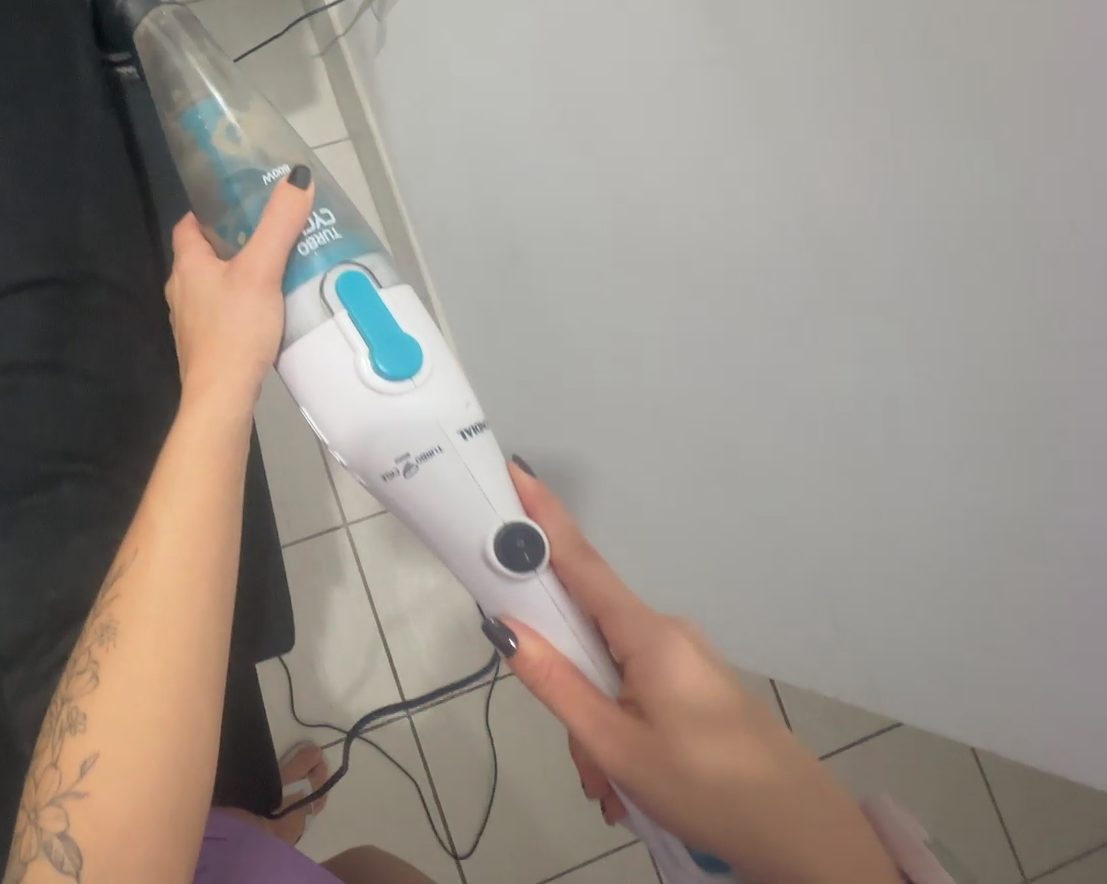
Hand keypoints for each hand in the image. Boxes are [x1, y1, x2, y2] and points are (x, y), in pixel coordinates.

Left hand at [164, 165, 314, 410]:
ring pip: (213, 285)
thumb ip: (280, 224)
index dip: (209, 211)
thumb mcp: (262, 270)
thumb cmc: (235, 328)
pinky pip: (220, 312)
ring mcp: (190, 321)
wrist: (222, 394)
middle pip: (203, 255)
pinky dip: (239, 303)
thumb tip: (297, 177)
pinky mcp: (203, 344)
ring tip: (274, 267)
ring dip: (237, 274)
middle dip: (232, 242)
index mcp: (187, 265)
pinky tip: (266, 308)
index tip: (239, 204)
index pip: (188, 225)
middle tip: (268, 233)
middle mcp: (181, 290)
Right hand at [496, 462, 901, 883]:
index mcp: (646, 634)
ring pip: (602, 665)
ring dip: (590, 718)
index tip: (513, 473)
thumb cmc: (712, 791)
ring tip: (608, 782)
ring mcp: (680, 657)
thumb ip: (554, 681)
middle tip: (579, 752)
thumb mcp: (617, 746)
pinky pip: (629, 683)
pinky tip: (625, 775)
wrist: (817, 850)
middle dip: (561, 677)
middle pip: (580, 627)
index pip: (579, 560)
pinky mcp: (691, 683)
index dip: (542, 516)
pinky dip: (614, 722)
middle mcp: (662, 632)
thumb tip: (503, 626)